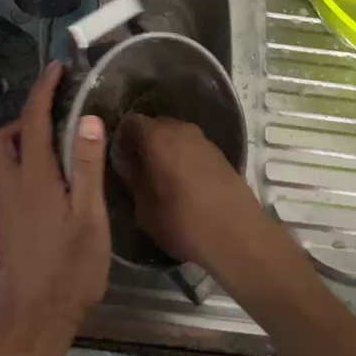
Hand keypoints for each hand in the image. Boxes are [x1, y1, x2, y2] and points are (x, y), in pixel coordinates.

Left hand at [0, 61, 109, 355]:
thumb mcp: (89, 220)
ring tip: (61, 145)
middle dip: (24, 117)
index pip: (32, 121)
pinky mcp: (7, 226)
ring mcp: (5, 208)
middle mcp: (10, 187)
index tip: (57, 68)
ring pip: (3, 160)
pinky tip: (55, 182)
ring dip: (24, 141)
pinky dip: (26, 164)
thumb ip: (86, 167)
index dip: (43, 90)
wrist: (30, 325)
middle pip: (2, 138)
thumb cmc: (67, 273)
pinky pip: (10, 179)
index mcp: (32, 179)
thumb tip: (87, 117)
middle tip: (57, 115)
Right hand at [113, 113, 265, 269]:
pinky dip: (185, 158)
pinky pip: (194, 148)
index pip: (132, 121)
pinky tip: (184, 182)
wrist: (236, 233)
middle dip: (145, 142)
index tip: (119, 156)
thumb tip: (131, 165)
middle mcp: (182, 130)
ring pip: (177, 136)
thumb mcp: (144, 208)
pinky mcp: (221, 154)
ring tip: (162, 176)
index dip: (122, 137)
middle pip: (156, 125)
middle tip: (138, 167)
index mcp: (157, 137)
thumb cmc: (182, 221)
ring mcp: (204, 140)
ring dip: (167, 150)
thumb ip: (134, 180)